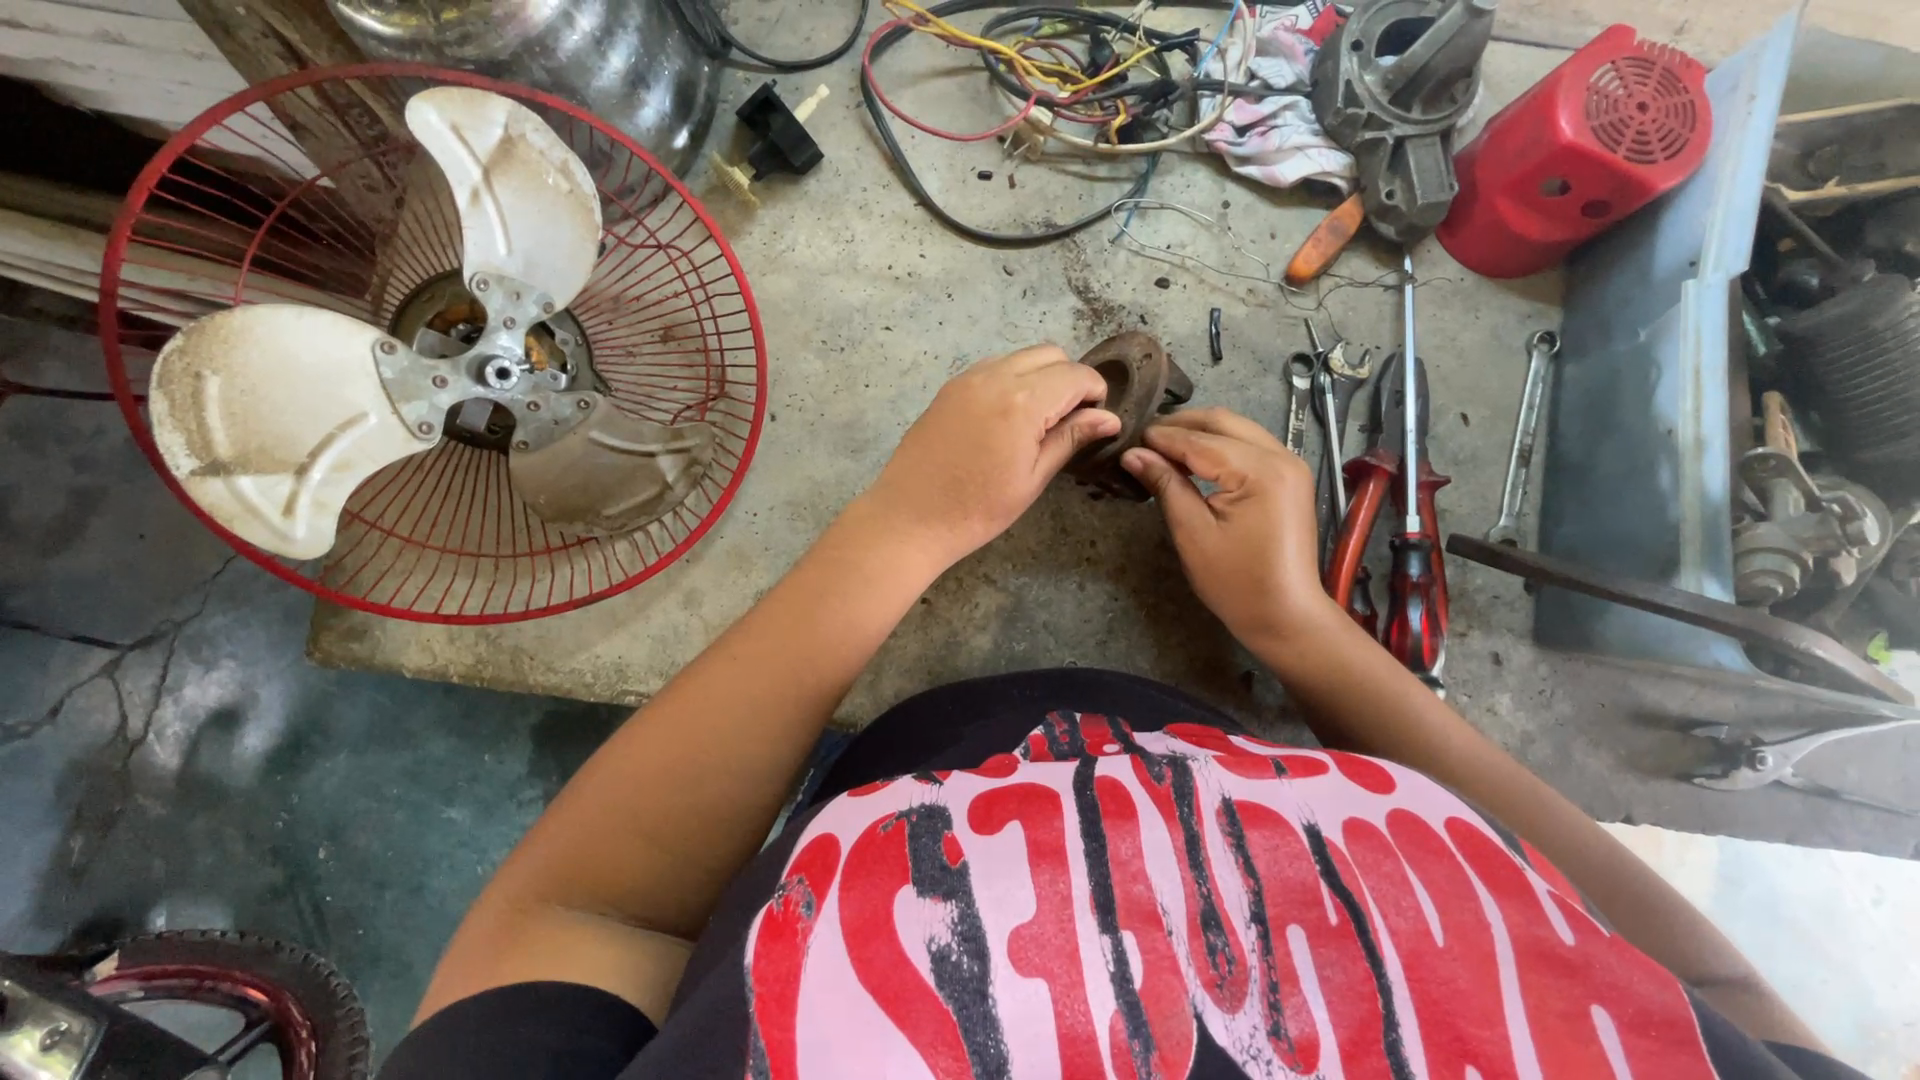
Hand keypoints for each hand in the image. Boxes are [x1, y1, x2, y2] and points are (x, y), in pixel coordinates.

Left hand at [861, 345, 1120, 569]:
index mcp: (1022, 401)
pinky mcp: (949, 388)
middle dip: (1068, 379)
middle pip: (1050, 355)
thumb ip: (1070, 439)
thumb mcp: (1032, 479)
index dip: (1095, 392)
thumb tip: (1109, 418)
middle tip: (1069, 420)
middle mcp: (995, 377)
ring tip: (1038, 421)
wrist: (909, 518)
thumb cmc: (976, 510)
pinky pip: (992, 368)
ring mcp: (967, 379)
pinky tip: (1008, 418)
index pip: (1075, 375)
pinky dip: (1011, 380)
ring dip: (1039, 376)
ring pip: (1020, 357)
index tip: (1098, 419)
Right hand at [1121, 408, 1340, 647]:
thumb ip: (1166, 485)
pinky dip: (1219, 445)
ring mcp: (1290, 464)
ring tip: (1162, 447)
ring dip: (1200, 432)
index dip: (1161, 438)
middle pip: (1223, 421)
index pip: (1200, 440)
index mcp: (1260, 470)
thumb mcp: (1193, 533)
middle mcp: (1281, 456)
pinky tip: (1193, 459)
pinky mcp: (1289, 476)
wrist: (1285, 613)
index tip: (1128, 439)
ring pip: (1237, 429)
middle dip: (1180, 425)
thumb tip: (1133, 455)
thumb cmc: (1236, 581)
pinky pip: (1249, 445)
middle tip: (1142, 438)